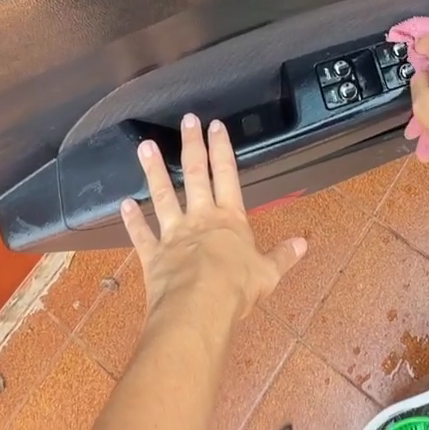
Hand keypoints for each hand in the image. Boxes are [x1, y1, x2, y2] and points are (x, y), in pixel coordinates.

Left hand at [120, 114, 305, 328]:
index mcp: (230, 218)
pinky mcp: (154, 255)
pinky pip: (142, 235)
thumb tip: (304, 244)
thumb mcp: (268, 273)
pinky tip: (124, 204)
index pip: (226, 174)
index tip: (215, 125)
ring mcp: (174, 234)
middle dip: (192, 145)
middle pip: (195, 174)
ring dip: (154, 171)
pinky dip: (132, 220)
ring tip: (145, 147)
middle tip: (187, 120)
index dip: (221, 148)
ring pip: (163, 195)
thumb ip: (283, 255)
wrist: (199, 309)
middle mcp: (201, 218)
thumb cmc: (237, 288)